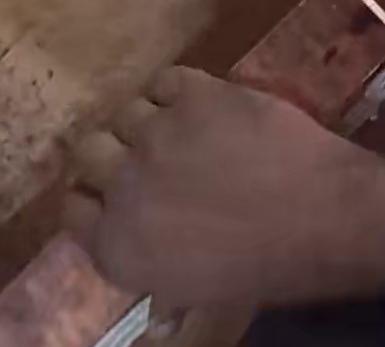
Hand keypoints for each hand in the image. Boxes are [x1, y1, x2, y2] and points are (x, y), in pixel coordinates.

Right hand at [63, 67, 384, 308]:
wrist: (311, 209)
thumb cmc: (259, 262)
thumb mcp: (193, 290)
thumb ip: (158, 277)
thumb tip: (155, 306)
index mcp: (115, 245)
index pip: (73, 208)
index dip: (94, 193)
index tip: (112, 185)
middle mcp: (123, 185)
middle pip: (90, 150)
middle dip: (113, 148)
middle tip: (146, 149)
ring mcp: (158, 134)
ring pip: (127, 110)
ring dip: (147, 116)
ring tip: (177, 122)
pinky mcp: (197, 94)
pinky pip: (167, 79)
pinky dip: (176, 87)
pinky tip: (198, 97)